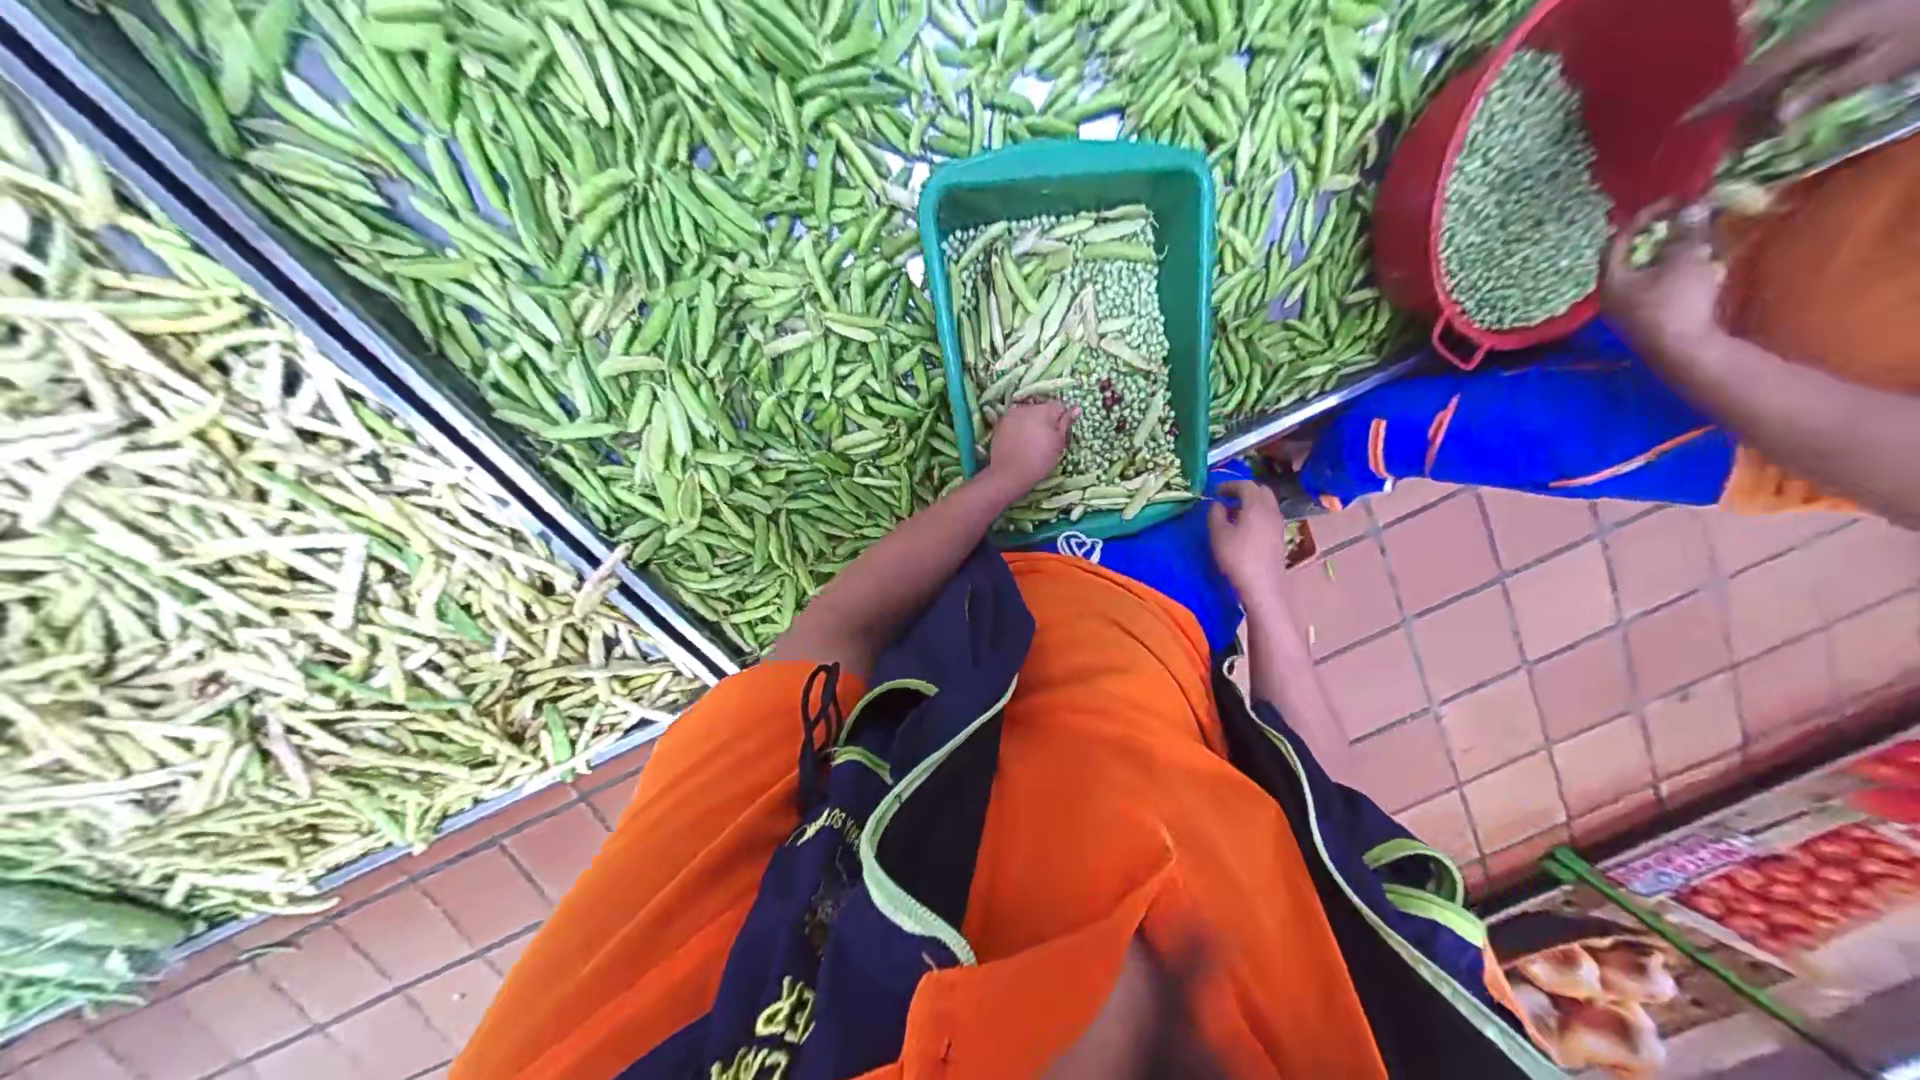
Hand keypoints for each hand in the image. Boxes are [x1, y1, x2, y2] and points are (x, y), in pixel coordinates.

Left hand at [984, 400, 1076, 492]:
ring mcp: (1012, 414)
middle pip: (1042, 409)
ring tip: (1031, 442)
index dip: (1061, 419)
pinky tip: (1019, 442)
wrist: (1010, 472)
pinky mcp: (1000, 424)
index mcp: (1044, 410)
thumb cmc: (1040, 459)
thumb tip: (1077, 408)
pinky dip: (1019, 428)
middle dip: (1045, 420)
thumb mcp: (1058, 442)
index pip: (1059, 406)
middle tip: (1046, 439)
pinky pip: (1015, 421)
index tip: (1060, 433)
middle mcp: (1027, 407)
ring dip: (1031, 423)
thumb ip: (1066, 423)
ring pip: (1028, 414)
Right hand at [1208, 480, 1289, 603]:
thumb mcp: (1218, 534)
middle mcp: (1271, 510)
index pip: (1245, 485)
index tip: (1216, 491)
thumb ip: (1215, 514)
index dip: (1229, 485)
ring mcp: (1278, 523)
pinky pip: (1269, 515)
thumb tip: (1218, 504)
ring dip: (1251, 502)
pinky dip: (1257, 513)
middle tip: (1227, 498)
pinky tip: (1245, 526)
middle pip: (1261, 490)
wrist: (1262, 584)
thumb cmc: (1237, 557)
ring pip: (1266, 503)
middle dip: (1244, 490)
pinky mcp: (1280, 536)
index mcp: (1256, 505)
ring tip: (1234, 512)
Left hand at [1602, 201, 1729, 363]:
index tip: (1674, 202)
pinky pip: (1653, 287)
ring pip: (1642, 273)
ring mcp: (1625, 310)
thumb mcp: (1685, 260)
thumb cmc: (1677, 301)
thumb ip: (1686, 233)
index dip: (1643, 217)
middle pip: (1628, 257)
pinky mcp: (1644, 319)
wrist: (1682, 348)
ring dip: (1666, 253)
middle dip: (1655, 235)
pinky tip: (1695, 266)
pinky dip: (1671, 271)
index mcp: (1611, 280)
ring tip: (1693, 238)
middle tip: (1682, 219)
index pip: (1617, 241)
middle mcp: (1610, 296)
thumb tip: (1692, 208)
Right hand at [1693, 0, 1919, 129]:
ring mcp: (1833, 22)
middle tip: (1728, 141)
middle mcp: (1816, 29)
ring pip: (1781, 65)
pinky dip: (1784, 82)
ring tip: (1754, 128)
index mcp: (1818, 38)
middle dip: (1741, 106)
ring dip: (1763, 97)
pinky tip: (1784, 99)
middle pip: (1764, 72)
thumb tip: (1783, 116)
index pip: (1754, 76)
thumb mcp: (1893, 55)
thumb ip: (1835, 84)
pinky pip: (1801, 57)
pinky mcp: (1849, 19)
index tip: (1684, 122)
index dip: (1719, 100)